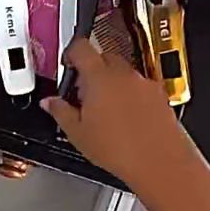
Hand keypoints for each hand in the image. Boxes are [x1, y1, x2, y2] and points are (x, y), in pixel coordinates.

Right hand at [42, 38, 201, 190]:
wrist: (158, 162)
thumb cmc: (120, 149)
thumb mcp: (77, 133)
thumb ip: (60, 111)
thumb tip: (50, 102)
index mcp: (99, 78)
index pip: (81, 48)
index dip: (70, 53)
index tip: (67, 63)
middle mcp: (123, 75)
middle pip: (104, 57)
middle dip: (92, 70)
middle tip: (83, 92)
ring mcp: (144, 83)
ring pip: (123, 73)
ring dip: (112, 83)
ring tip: (104, 111)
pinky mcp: (159, 95)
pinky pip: (140, 87)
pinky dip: (131, 95)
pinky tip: (125, 118)